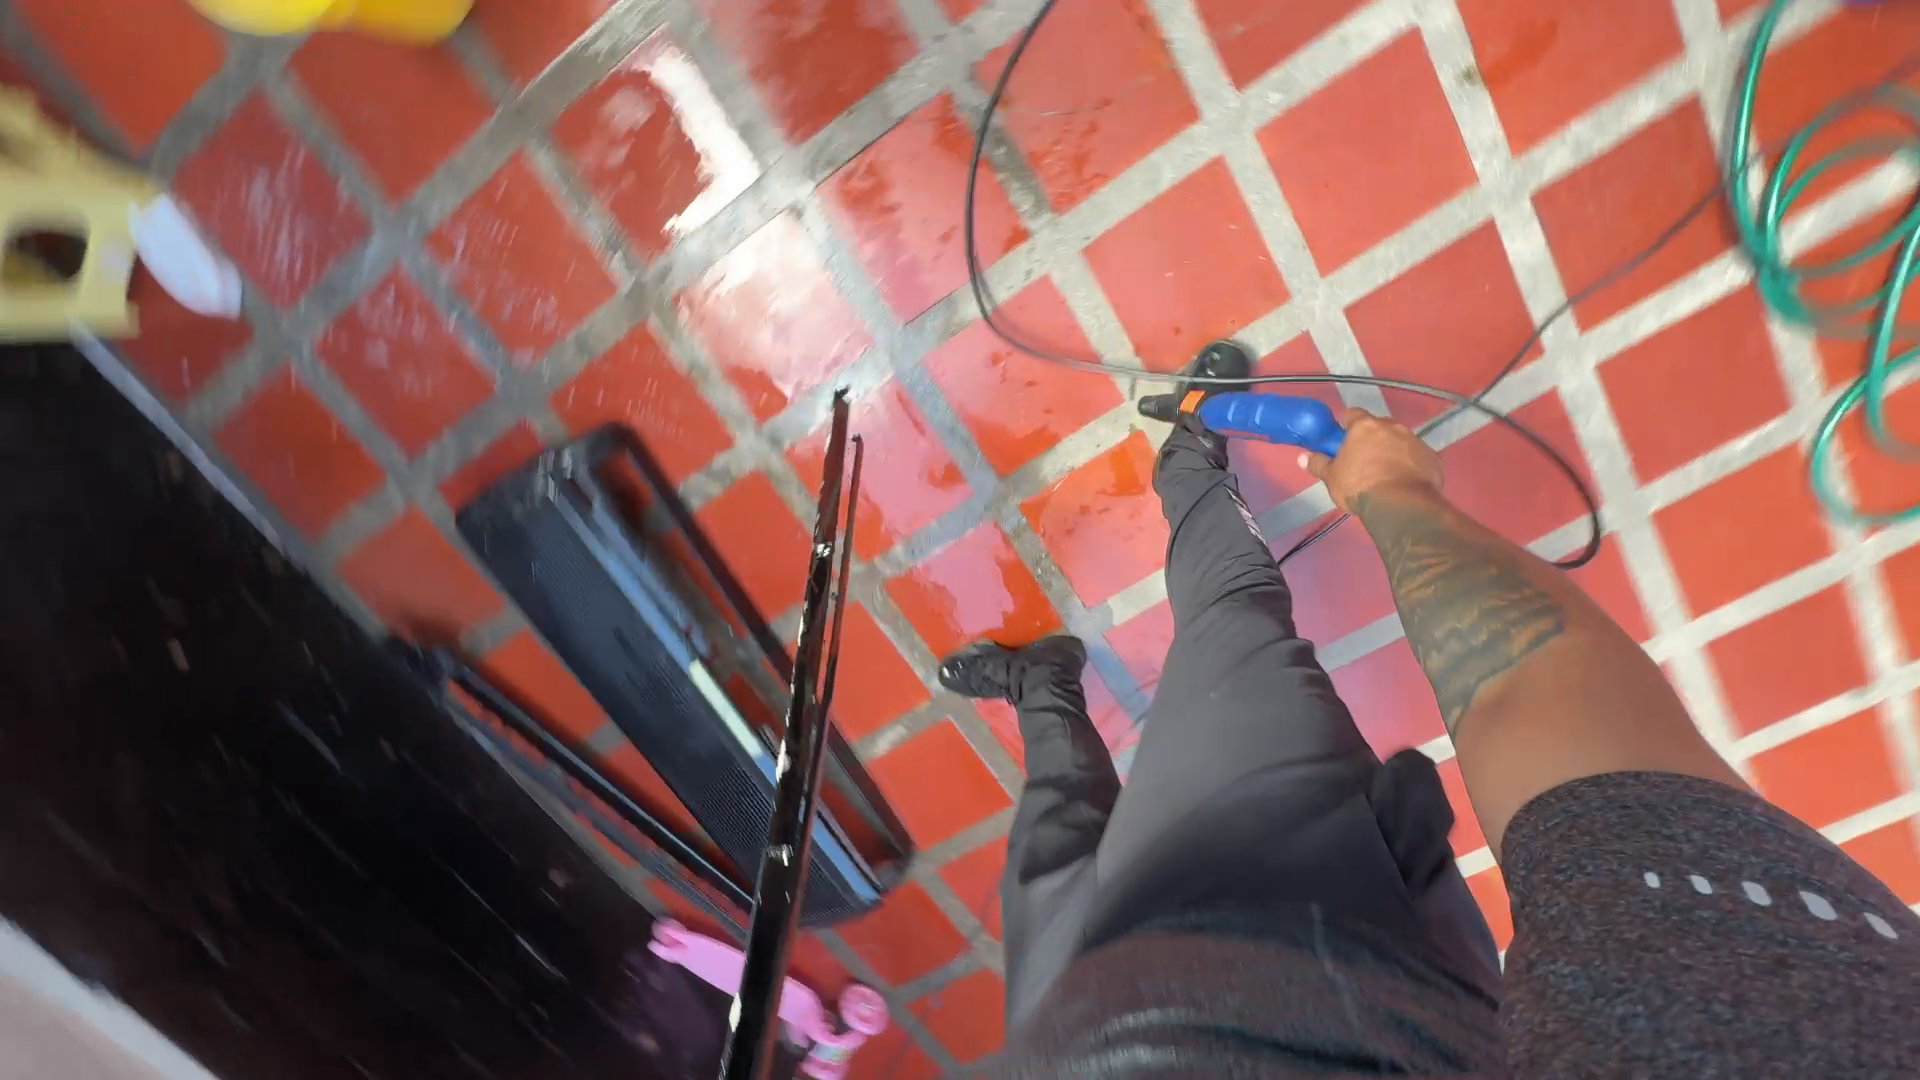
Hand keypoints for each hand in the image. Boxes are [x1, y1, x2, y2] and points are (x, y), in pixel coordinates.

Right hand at [1304, 408, 1441, 511]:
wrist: (1400, 504)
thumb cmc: (1359, 486)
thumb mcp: (1331, 478)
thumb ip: (1318, 464)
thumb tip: (1303, 457)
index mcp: (1365, 427)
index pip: (1352, 414)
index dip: (1346, 426)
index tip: (1342, 441)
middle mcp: (1392, 427)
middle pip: (1378, 427)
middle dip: (1371, 439)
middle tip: (1362, 460)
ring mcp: (1415, 441)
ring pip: (1400, 441)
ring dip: (1392, 451)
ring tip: (1384, 474)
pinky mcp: (1432, 457)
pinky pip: (1417, 457)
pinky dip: (1410, 465)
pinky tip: (1403, 482)